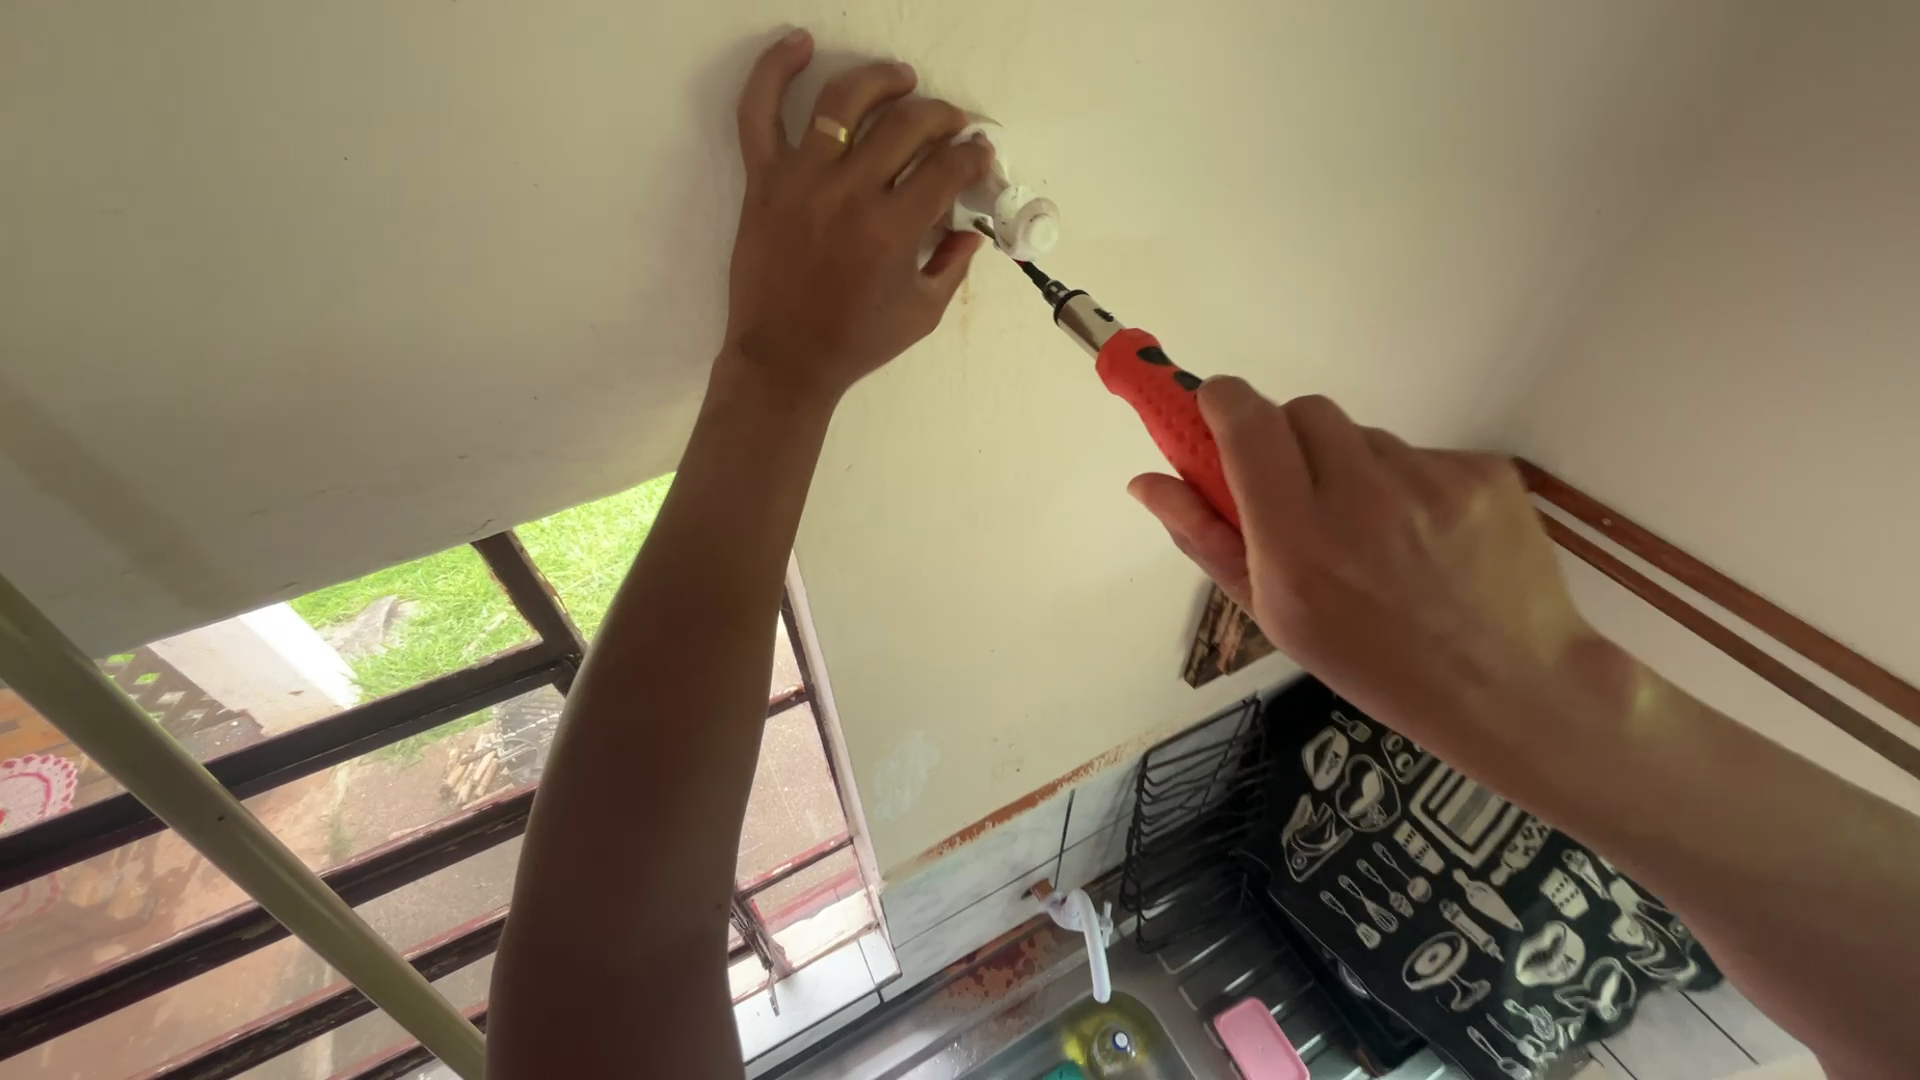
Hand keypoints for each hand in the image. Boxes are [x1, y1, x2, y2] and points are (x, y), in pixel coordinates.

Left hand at [719, 30, 993, 404]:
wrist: (785, 361)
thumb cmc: (856, 343)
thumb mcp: (922, 314)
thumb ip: (952, 267)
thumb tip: (971, 231)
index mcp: (893, 230)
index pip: (948, 169)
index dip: (974, 157)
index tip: (980, 156)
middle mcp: (849, 194)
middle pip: (907, 125)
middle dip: (943, 117)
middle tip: (952, 124)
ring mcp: (801, 181)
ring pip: (843, 101)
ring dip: (881, 79)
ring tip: (902, 78)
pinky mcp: (763, 181)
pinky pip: (759, 111)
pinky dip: (775, 69)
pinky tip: (800, 44)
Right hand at [1129, 379, 1626, 767]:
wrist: (1507, 686)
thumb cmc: (1365, 659)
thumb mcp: (1268, 612)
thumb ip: (1202, 538)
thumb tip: (1145, 481)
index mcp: (1296, 543)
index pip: (1248, 426)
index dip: (1223, 401)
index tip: (1213, 405)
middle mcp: (1361, 500)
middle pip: (1302, 411)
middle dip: (1285, 437)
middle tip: (1298, 490)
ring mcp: (1431, 482)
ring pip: (1362, 435)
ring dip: (1348, 466)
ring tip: (1375, 532)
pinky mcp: (1484, 471)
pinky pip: (1418, 453)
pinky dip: (1405, 482)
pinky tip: (1424, 535)